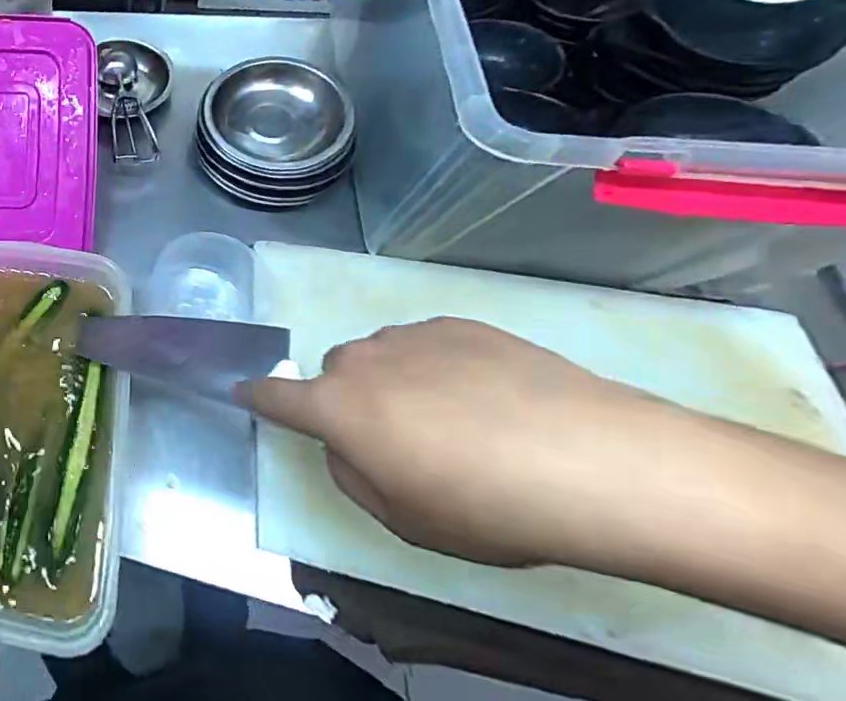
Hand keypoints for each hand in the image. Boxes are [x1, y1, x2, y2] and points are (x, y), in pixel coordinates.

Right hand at [235, 317, 672, 568]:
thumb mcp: (406, 520)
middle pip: (334, 374)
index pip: (274, 396)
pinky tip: (492, 398)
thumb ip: (353, 476)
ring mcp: (409, 336)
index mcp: (335, 408)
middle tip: (400, 439)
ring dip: (395, 382)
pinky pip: (426, 345)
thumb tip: (347, 445)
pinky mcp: (458, 324)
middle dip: (351, 400)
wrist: (602, 463)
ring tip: (459, 419)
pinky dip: (438, 367)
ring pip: (381, 357)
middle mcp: (359, 360)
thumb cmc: (490, 506)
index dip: (254, 396)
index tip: (242, 393)